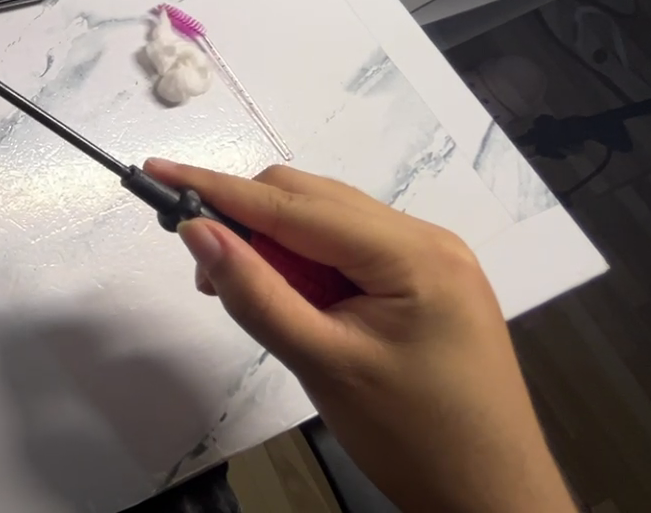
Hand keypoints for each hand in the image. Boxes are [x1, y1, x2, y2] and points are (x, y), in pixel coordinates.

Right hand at [146, 159, 573, 512]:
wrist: (493, 505)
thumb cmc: (414, 439)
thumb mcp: (321, 362)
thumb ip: (254, 291)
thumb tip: (194, 229)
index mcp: (411, 253)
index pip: (289, 205)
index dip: (215, 187)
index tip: (156, 171)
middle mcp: (421, 238)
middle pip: (302, 199)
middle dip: (243, 222)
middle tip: (205, 271)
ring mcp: (421, 257)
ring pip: (314, 218)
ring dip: (267, 245)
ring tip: (244, 294)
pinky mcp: (414, 278)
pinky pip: (334, 245)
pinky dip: (295, 262)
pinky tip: (287, 299)